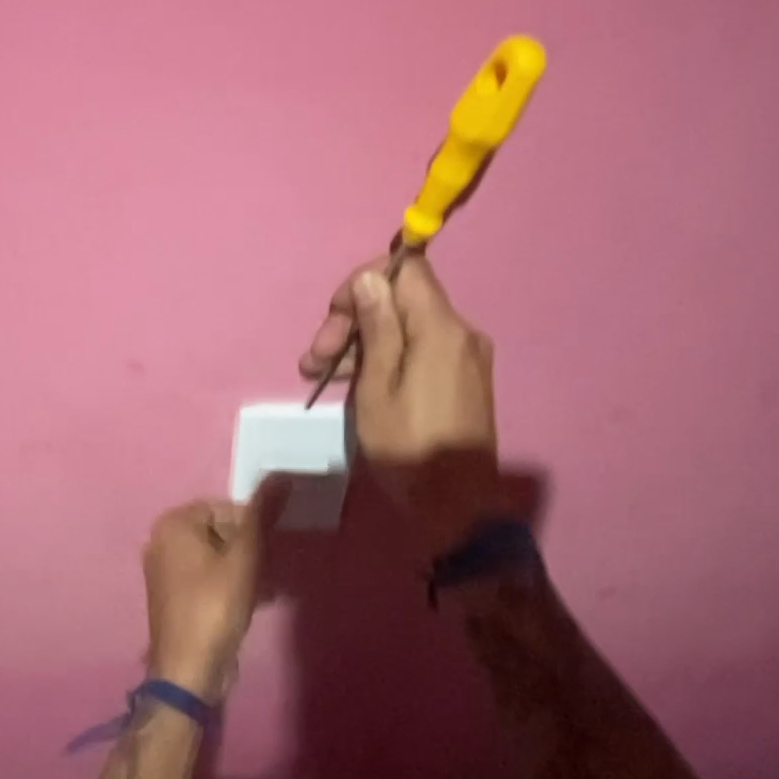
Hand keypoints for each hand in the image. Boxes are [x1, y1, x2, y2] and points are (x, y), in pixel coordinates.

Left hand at [142, 499, 262, 703]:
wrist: (189, 670)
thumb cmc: (215, 605)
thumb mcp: (245, 556)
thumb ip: (262, 513)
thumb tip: (281, 473)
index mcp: (173, 523)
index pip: (225, 507)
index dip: (253, 526)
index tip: (270, 548)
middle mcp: (162, 540)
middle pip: (220, 530)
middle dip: (250, 548)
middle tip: (270, 569)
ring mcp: (165, 570)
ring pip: (217, 556)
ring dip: (245, 568)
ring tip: (266, 588)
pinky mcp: (174, 596)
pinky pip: (208, 577)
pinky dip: (231, 584)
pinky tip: (254, 601)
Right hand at [300, 255, 503, 553]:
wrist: (458, 509)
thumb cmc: (410, 449)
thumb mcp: (378, 388)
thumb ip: (376, 328)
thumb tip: (369, 279)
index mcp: (441, 329)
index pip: (406, 269)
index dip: (364, 281)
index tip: (334, 316)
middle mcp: (460, 333)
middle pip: (401, 300)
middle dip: (353, 319)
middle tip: (316, 359)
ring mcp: (463, 357)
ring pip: (405, 328)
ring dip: (362, 343)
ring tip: (319, 375)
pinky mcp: (460, 379)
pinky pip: (418, 350)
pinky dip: (385, 358)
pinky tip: (352, 383)